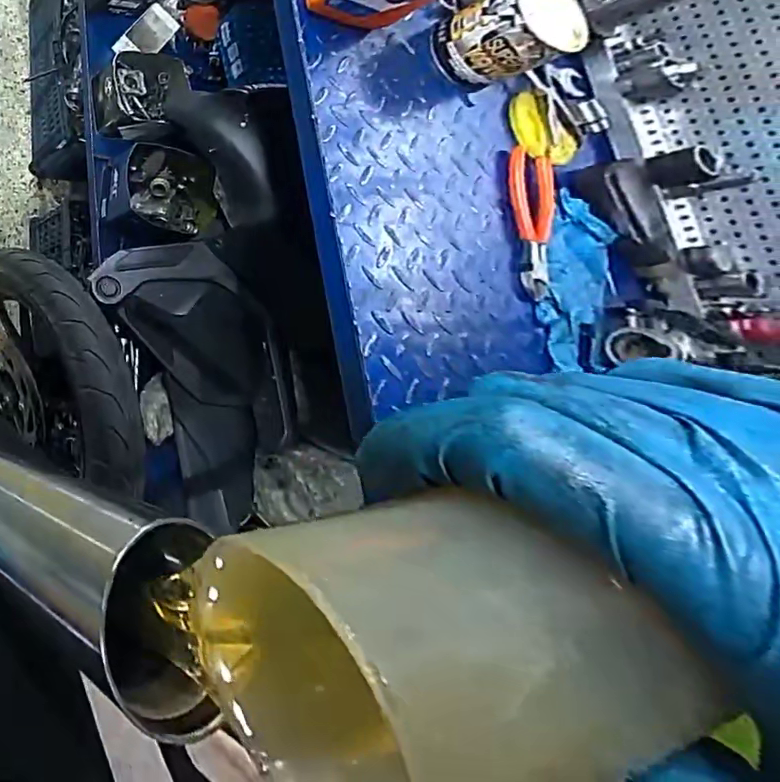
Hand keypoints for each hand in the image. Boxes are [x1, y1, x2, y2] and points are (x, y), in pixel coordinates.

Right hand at [356, 360, 779, 777]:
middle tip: (435, 482)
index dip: (424, 440)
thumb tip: (553, 739)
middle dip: (465, 429)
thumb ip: (649, 761)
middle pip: (557, 403)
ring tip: (503, 462)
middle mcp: (767, 481)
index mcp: (738, 561)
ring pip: (619, 384)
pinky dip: (621, 399)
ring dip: (532, 413)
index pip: (522, 440)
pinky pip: (702, 386)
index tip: (387, 473)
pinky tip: (605, 433)